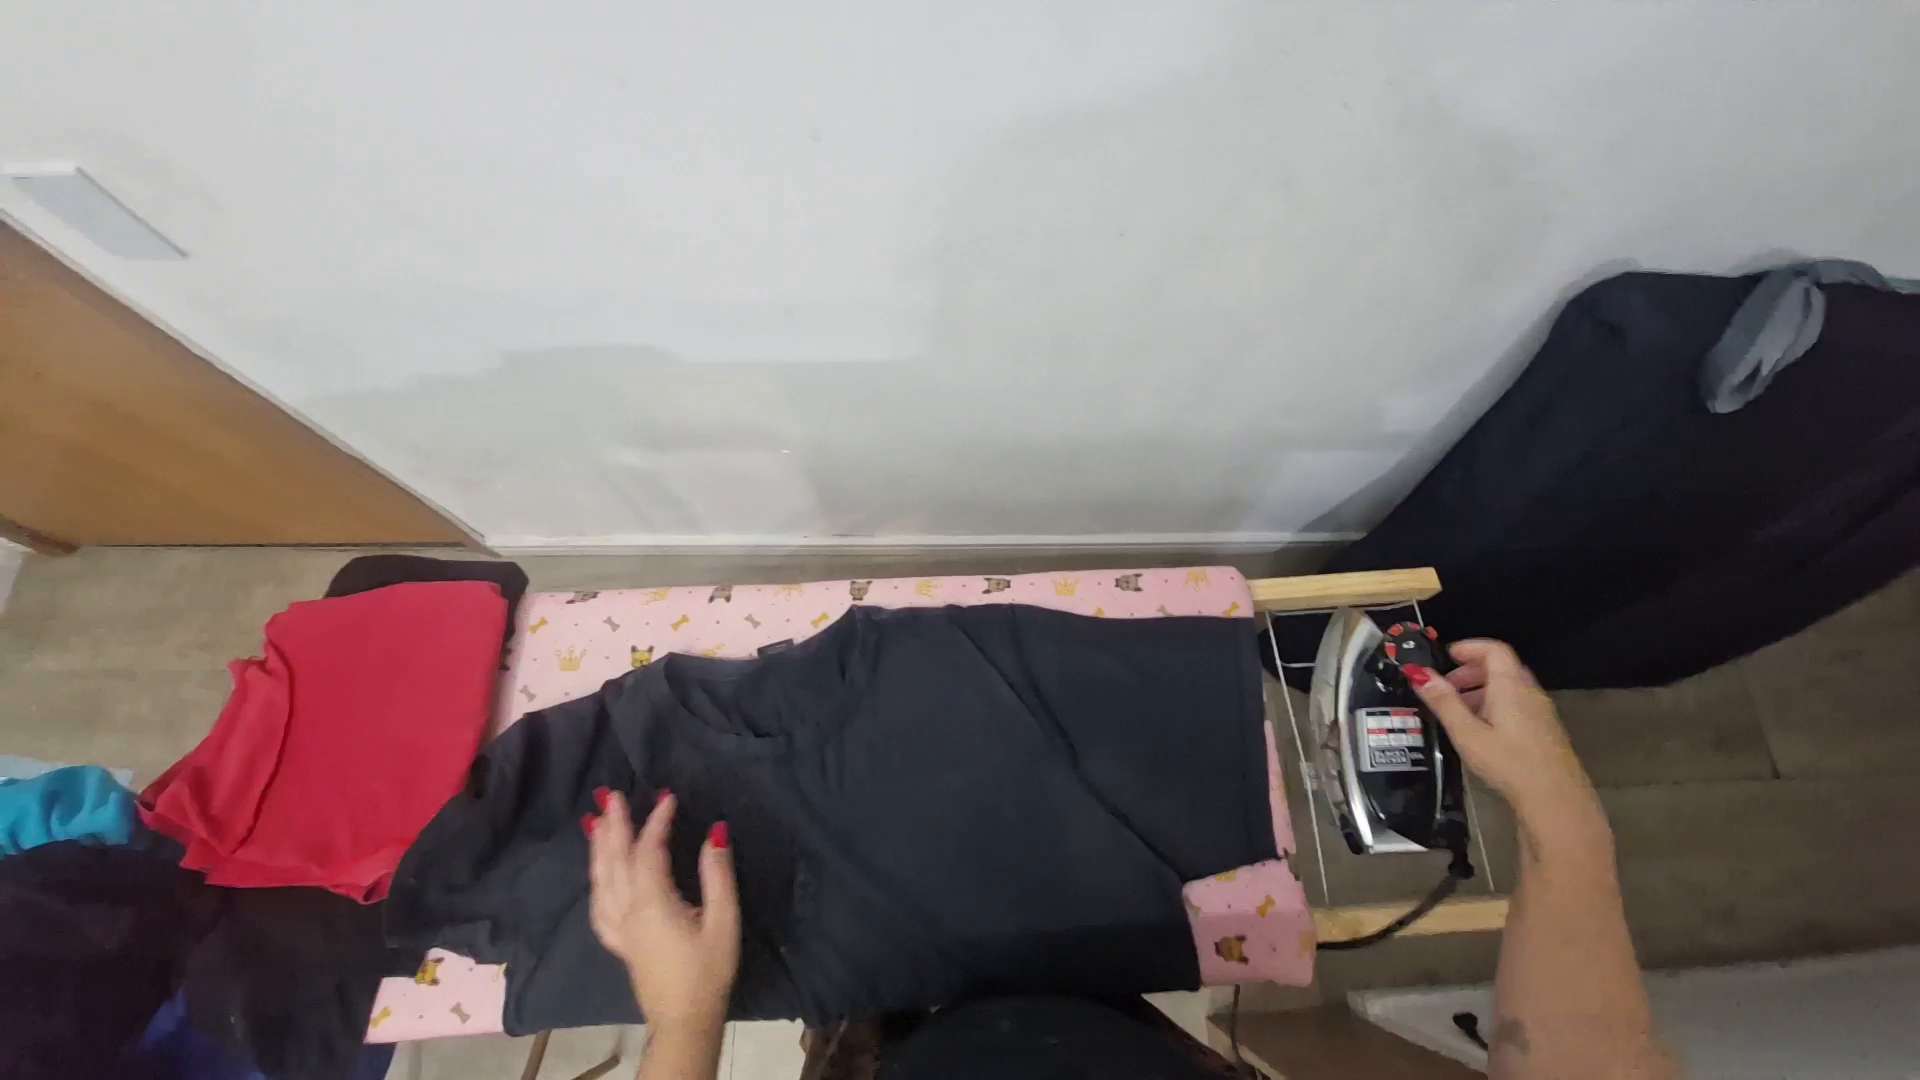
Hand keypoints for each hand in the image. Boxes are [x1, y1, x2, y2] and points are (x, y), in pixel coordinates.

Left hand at [587, 790, 739, 1028]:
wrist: (684, 1020)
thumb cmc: (709, 969)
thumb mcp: (723, 920)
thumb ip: (717, 875)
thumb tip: (716, 832)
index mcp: (652, 905)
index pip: (649, 852)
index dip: (656, 822)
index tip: (668, 796)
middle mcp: (627, 913)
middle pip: (614, 862)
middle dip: (614, 826)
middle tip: (610, 795)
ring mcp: (618, 929)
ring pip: (600, 881)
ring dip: (599, 847)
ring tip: (597, 821)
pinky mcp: (618, 941)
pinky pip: (598, 903)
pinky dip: (596, 879)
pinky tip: (598, 870)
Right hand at [1403, 640, 1605, 838]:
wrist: (1557, 802)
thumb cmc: (1509, 763)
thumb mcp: (1466, 732)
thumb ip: (1443, 701)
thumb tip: (1418, 673)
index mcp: (1511, 687)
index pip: (1494, 650)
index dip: (1469, 647)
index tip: (1445, 656)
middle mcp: (1530, 694)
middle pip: (1500, 667)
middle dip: (1469, 671)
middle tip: (1445, 687)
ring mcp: (1542, 713)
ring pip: (1508, 687)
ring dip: (1480, 689)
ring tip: (1458, 711)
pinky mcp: (1546, 731)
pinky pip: (1517, 704)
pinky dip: (1494, 704)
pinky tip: (1481, 730)